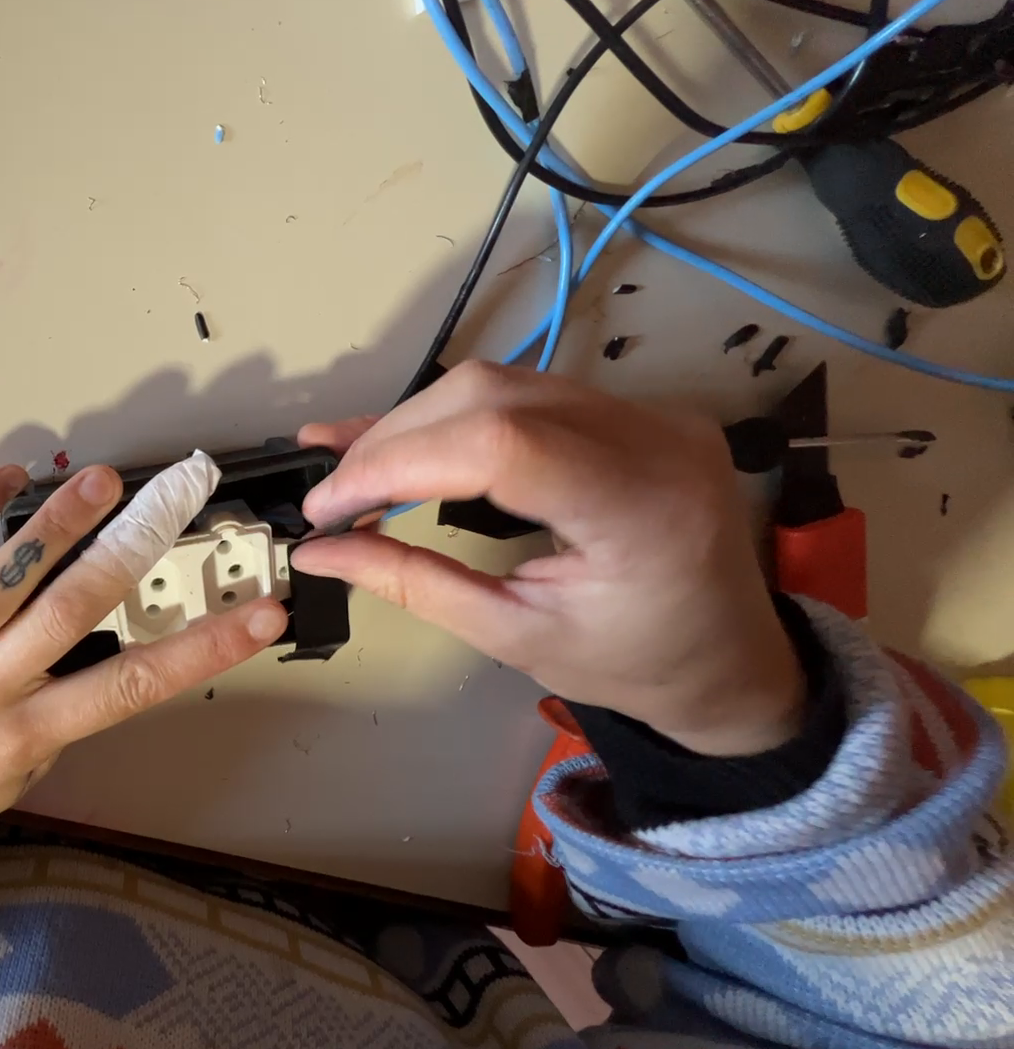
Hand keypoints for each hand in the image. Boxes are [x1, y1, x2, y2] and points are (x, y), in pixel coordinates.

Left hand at [0, 463, 288, 832]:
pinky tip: (7, 477)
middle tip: (171, 501)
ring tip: (100, 481)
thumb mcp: (20, 774)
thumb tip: (100, 652)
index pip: (129, 689)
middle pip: (67, 615)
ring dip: (55, 526)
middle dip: (126, 553)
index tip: (260, 613)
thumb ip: (60, 718)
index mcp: (28, 733)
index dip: (201, 650)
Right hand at [292, 361, 802, 755]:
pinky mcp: (619, 411)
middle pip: (484, 398)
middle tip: (331, 501)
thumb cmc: (632, 664)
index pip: (497, 445)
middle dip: (386, 444)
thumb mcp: (513, 637)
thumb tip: (314, 552)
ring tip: (350, 475)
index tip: (329, 510)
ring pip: (488, 384)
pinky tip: (385, 435)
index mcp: (641, 507)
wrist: (732, 655)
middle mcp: (651, 436)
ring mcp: (641, 413)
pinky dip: (438, 418)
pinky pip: (510, 393)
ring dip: (405, 427)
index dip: (394, 464)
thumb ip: (411, 583)